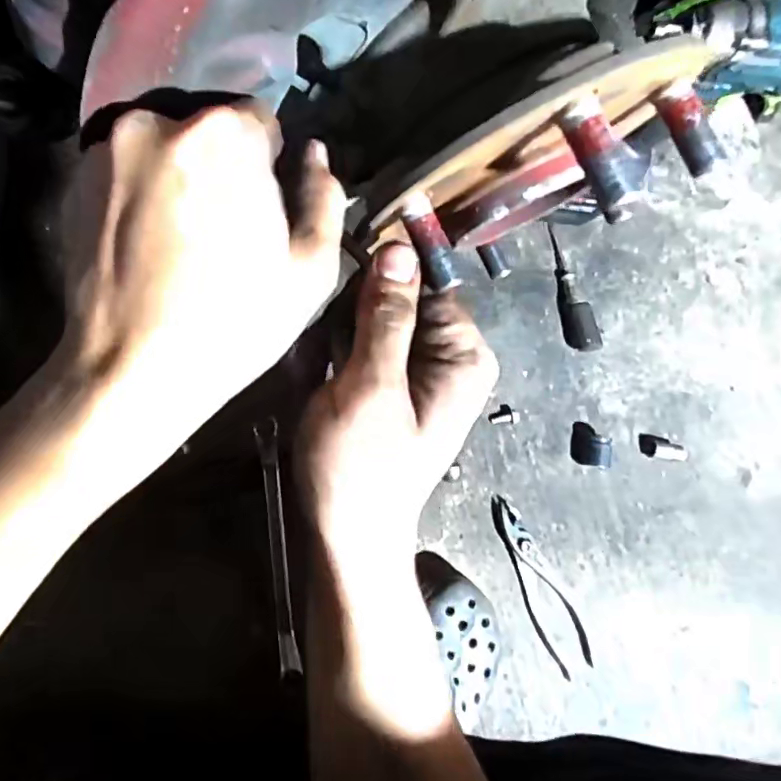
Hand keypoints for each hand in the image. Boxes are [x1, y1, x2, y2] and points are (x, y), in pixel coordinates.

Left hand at [53, 104, 344, 445]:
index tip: (253, 211)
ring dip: (171, 175)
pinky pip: (120, 172)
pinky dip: (133, 193)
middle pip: (204, 130)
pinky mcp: (72, 182)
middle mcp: (157, 121)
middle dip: (216, 165)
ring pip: (158, 148)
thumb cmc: (230, 326)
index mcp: (224, 131)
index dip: (265, 167)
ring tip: (173, 239)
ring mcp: (105, 150)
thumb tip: (312, 155)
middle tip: (214, 228)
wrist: (128, 369)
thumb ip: (322, 198)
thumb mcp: (308, 272)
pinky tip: (140, 244)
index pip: (260, 122)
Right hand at [296, 242, 497, 575]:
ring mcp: (412, 373)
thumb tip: (398, 248)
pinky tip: (318, 380)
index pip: (426, 282)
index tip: (340, 301)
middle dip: (351, 318)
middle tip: (326, 355)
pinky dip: (332, 356)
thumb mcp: (372, 387)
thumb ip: (386, 318)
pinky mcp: (383, 386)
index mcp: (461, 355)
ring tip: (320, 374)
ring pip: (367, 321)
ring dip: (334, 338)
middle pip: (395, 299)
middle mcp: (444, 358)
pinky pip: (356, 347)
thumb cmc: (360, 467)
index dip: (380, 281)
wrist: (344, 533)